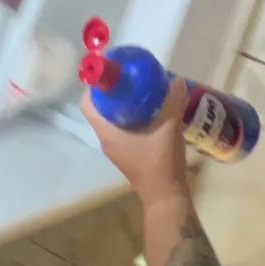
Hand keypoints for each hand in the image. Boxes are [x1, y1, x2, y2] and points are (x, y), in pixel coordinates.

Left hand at [80, 86, 189, 208]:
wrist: (166, 195)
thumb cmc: (160, 161)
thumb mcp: (169, 127)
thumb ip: (173, 102)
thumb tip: (177, 80)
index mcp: (108, 133)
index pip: (88, 104)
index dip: (94, 85)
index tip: (110, 70)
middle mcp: (107, 139)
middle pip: (99, 108)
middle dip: (112, 89)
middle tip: (129, 75)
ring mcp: (117, 147)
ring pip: (111, 117)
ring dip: (122, 101)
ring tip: (140, 86)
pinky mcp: (127, 151)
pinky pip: (122, 126)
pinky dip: (131, 114)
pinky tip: (151, 107)